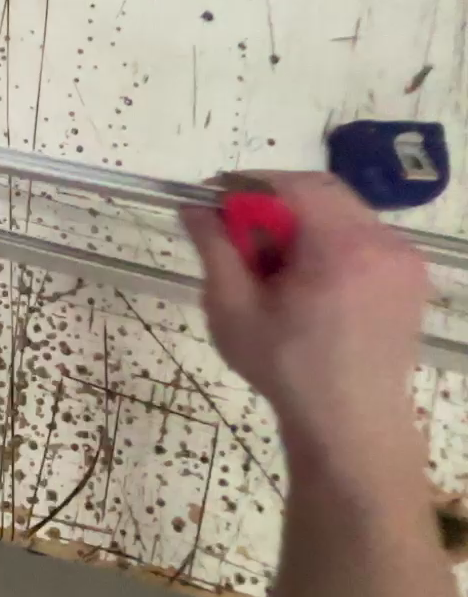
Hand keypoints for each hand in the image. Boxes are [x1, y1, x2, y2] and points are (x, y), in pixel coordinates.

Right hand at [181, 173, 429, 479]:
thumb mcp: (230, 303)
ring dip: (291, 220)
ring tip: (253, 257)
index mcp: (342, 247)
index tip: (205, 196)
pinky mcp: (404, 276)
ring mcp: (402, 260)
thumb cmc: (280, 360)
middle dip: (266, 200)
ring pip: (339, 213)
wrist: (347, 414)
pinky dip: (316, 239)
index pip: (295, 186)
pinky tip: (288, 273)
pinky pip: (356, 236)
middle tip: (222, 226)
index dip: (245, 182)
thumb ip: (215, 247)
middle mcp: (384, 243)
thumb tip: (192, 207)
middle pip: (321, 193)